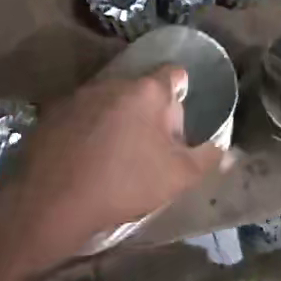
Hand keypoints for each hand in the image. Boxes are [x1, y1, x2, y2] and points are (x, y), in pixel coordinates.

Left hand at [0, 66, 223, 274]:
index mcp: (146, 91)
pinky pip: (83, 116)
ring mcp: (77, 97)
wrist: (51, 205)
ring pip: (110, 103)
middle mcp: (111, 83)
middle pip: (142, 90)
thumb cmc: (124, 185)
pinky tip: (88, 162)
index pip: (174, 75)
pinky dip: (90, 131)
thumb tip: (229, 150)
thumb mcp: (178, 178)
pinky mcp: (51, 114)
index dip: (182, 97)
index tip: (179, 126)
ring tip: (118, 159)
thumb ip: (207, 158)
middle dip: (151, 114)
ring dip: (119, 122)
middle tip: (153, 150)